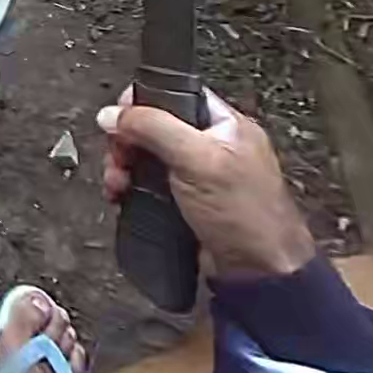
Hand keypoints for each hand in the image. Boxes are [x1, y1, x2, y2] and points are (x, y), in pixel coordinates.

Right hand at [97, 87, 315, 280]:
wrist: (261, 278)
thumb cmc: (245, 216)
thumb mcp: (197, 159)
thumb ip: (153, 128)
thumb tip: (111, 114)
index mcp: (223, 124)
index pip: (173, 94)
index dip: (142, 102)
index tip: (121, 119)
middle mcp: (209, 144)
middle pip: (151, 125)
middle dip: (127, 141)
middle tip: (119, 157)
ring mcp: (196, 173)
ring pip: (145, 154)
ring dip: (123, 166)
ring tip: (118, 182)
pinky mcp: (183, 199)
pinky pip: (146, 181)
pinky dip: (130, 186)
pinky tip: (122, 195)